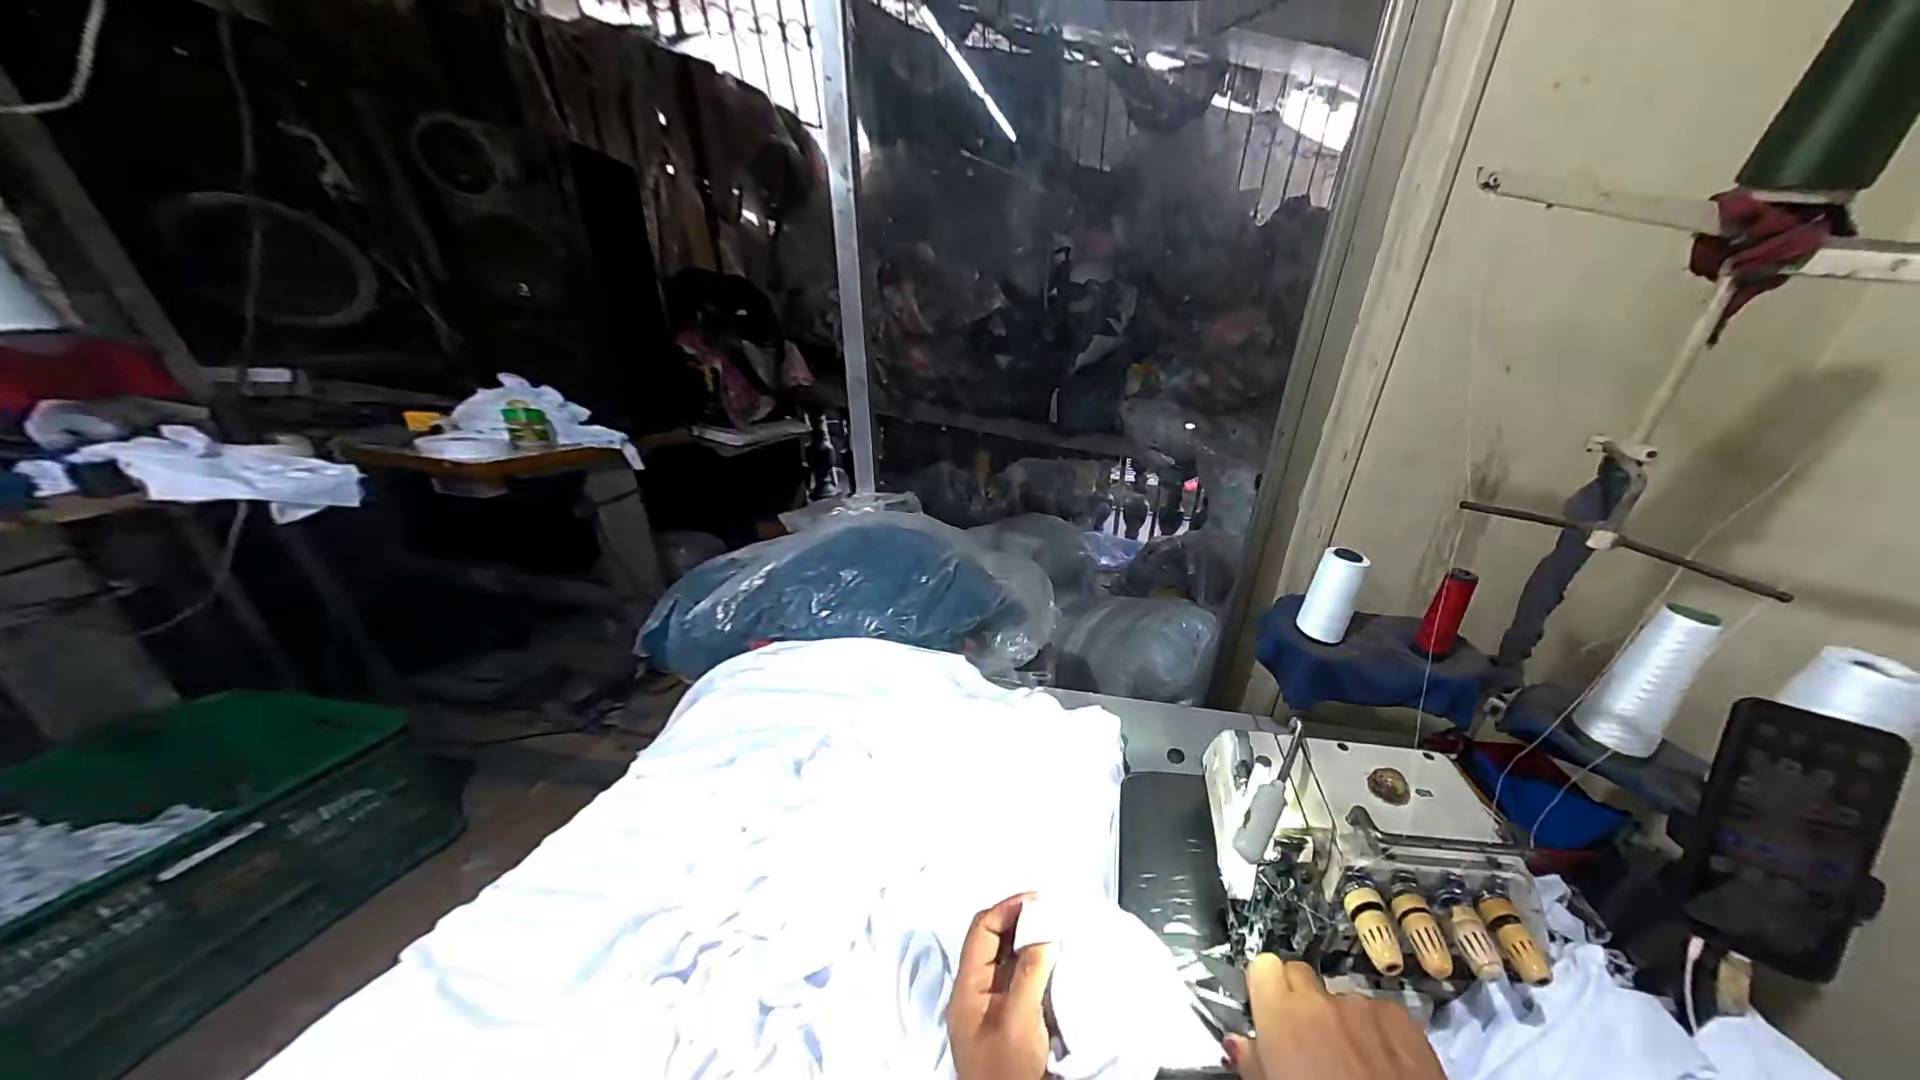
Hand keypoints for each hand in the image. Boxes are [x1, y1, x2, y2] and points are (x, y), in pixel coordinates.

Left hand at [948, 893, 1056, 1079]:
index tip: (1037, 900)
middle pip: (995, 940)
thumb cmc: (1004, 1077)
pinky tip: (1059, 961)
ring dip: (1033, 941)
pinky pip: (1025, 979)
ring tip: (1058, 929)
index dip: (1007, 908)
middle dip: (1022, 921)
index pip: (981, 929)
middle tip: (1052, 911)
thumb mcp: (1016, 1022)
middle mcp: (978, 991)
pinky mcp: (1015, 1020)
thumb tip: (1045, 934)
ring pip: (1011, 958)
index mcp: (968, 987)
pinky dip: (1041, 964)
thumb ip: (1028, 974)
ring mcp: (996, 1006)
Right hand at [1223, 955, 1445, 1079]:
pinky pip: (1378, 1012)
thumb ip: (1252, 1062)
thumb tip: (1237, 1042)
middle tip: (1310, 1042)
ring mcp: (1363, 1005)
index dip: (1265, 988)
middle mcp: (1319, 998)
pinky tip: (1385, 1067)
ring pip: (1340, 997)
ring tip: (1354, 1064)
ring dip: (1341, 1021)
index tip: (1271, 1013)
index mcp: (1280, 1013)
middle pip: (1299, 974)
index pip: (1262, 966)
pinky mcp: (1403, 1020)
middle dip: (1300, 999)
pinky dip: (1378, 1032)